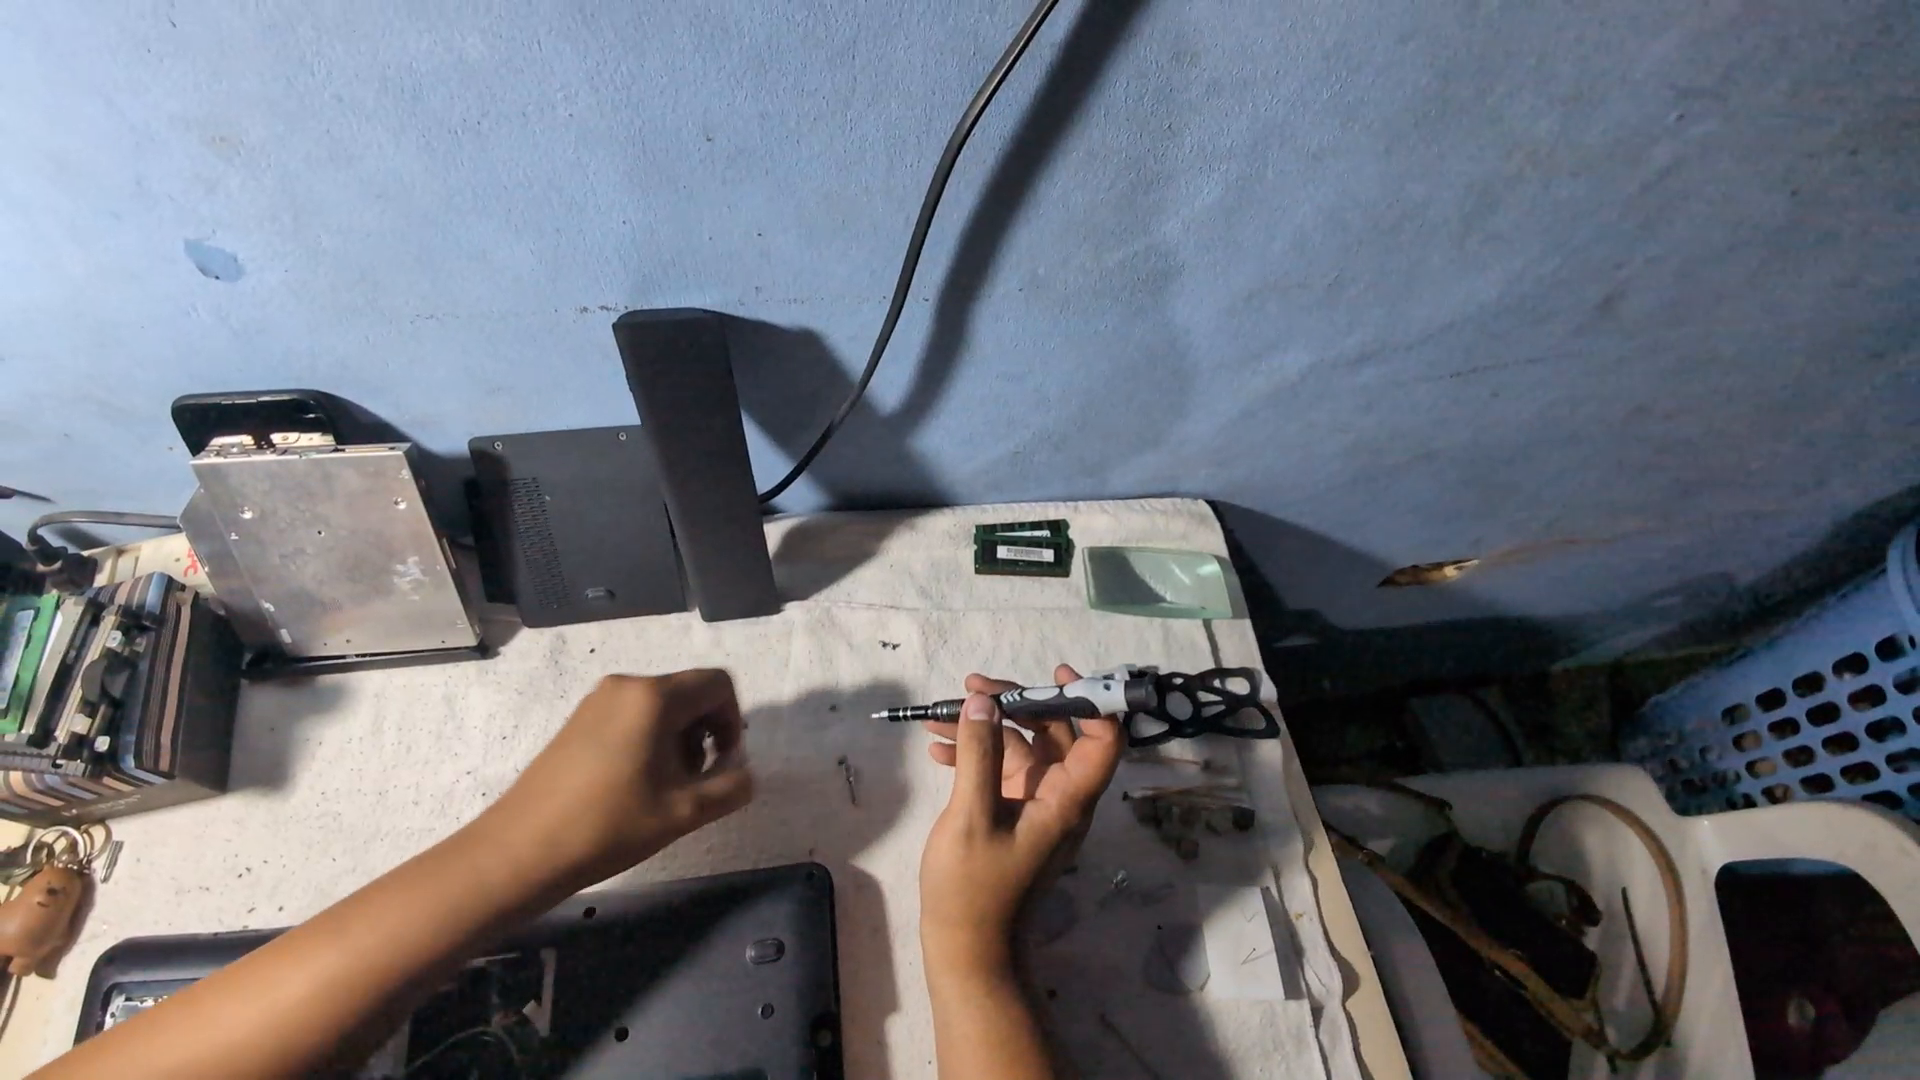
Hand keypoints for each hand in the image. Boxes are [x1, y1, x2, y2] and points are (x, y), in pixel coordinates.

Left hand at [483, 669, 753, 890]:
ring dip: (681, 739)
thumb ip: (731, 787)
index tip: (724, 763)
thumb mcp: (685, 812)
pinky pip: (635, 715)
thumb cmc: (608, 826)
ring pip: (663, 706)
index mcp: (655, 697)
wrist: (518, 853)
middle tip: (698, 781)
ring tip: (667, 788)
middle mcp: (627, 685)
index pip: (719, 684)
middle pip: (691, 692)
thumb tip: (746, 773)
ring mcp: (598, 701)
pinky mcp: (580, 720)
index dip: (734, 721)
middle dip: (707, 733)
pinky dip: (652, 740)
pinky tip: (638, 784)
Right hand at [918, 666, 1123, 971]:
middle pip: (1053, 732)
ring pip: (1018, 747)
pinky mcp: (1010, 812)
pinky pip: (998, 769)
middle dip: (1015, 703)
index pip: (1102, 740)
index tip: (1054, 674)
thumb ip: (978, 753)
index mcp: (1067, 799)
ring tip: (938, 714)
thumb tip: (983, 700)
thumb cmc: (974, 888)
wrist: (966, 950)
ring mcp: (1033, 803)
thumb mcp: (971, 815)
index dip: (1089, 700)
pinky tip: (936, 749)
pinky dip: (972, 754)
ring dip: (982, 727)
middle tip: (972, 687)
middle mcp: (1058, 796)